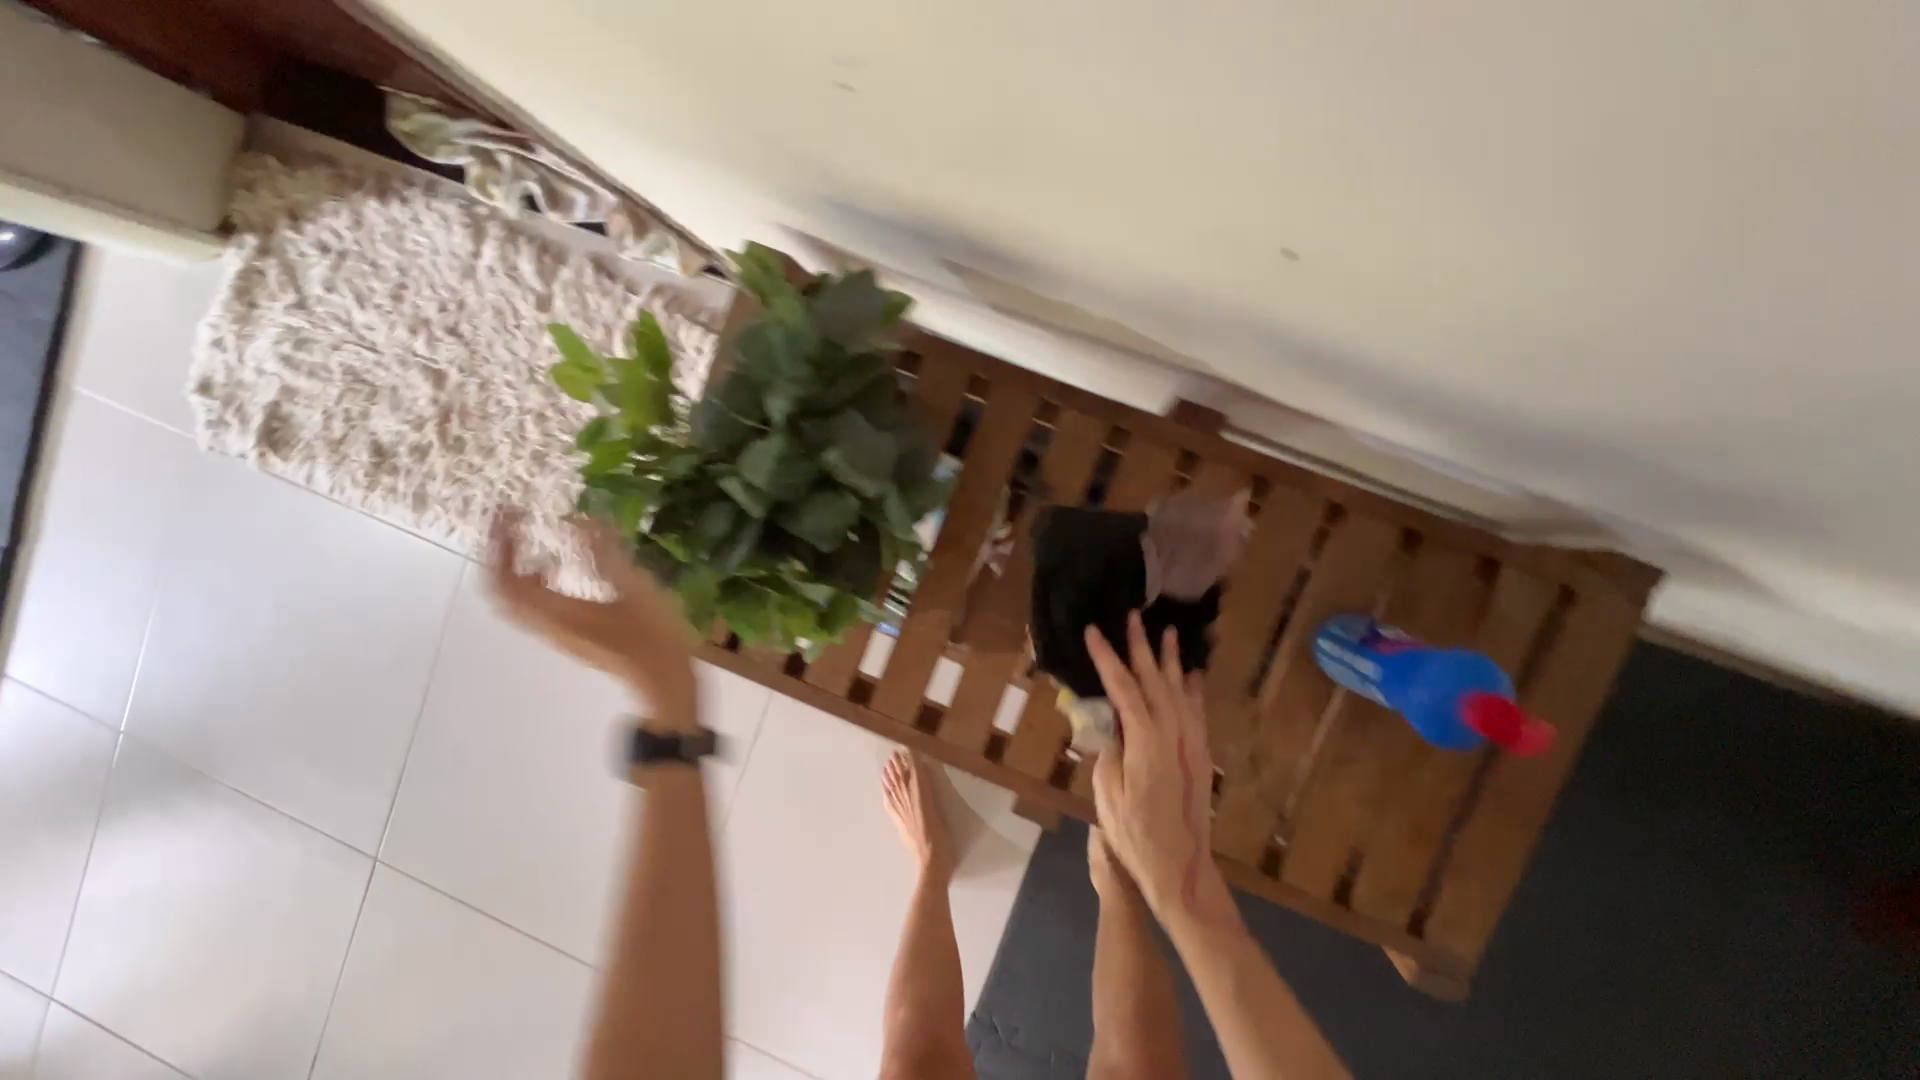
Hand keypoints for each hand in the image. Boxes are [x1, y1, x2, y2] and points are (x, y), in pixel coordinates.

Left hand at [487, 506, 698, 727]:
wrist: (662, 682)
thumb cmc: (654, 637)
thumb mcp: (636, 589)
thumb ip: (606, 554)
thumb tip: (579, 518)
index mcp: (558, 611)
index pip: (508, 577)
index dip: (502, 543)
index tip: (513, 513)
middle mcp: (548, 623)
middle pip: (502, 590)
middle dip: (501, 553)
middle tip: (514, 522)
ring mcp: (557, 632)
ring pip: (516, 599)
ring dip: (516, 567)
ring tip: (531, 540)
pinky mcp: (570, 634)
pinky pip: (534, 605)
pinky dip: (534, 581)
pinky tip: (559, 568)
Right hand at [1085, 612, 1230, 921]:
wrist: (1182, 869)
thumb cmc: (1136, 837)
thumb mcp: (1109, 795)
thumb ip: (1108, 753)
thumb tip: (1108, 724)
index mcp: (1147, 742)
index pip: (1124, 689)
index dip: (1107, 658)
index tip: (1093, 632)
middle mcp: (1174, 734)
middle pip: (1156, 681)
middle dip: (1143, 647)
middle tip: (1135, 616)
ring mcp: (1192, 744)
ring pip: (1180, 691)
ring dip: (1172, 661)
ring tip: (1168, 632)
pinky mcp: (1201, 755)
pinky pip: (1197, 712)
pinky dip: (1192, 689)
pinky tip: (1190, 676)